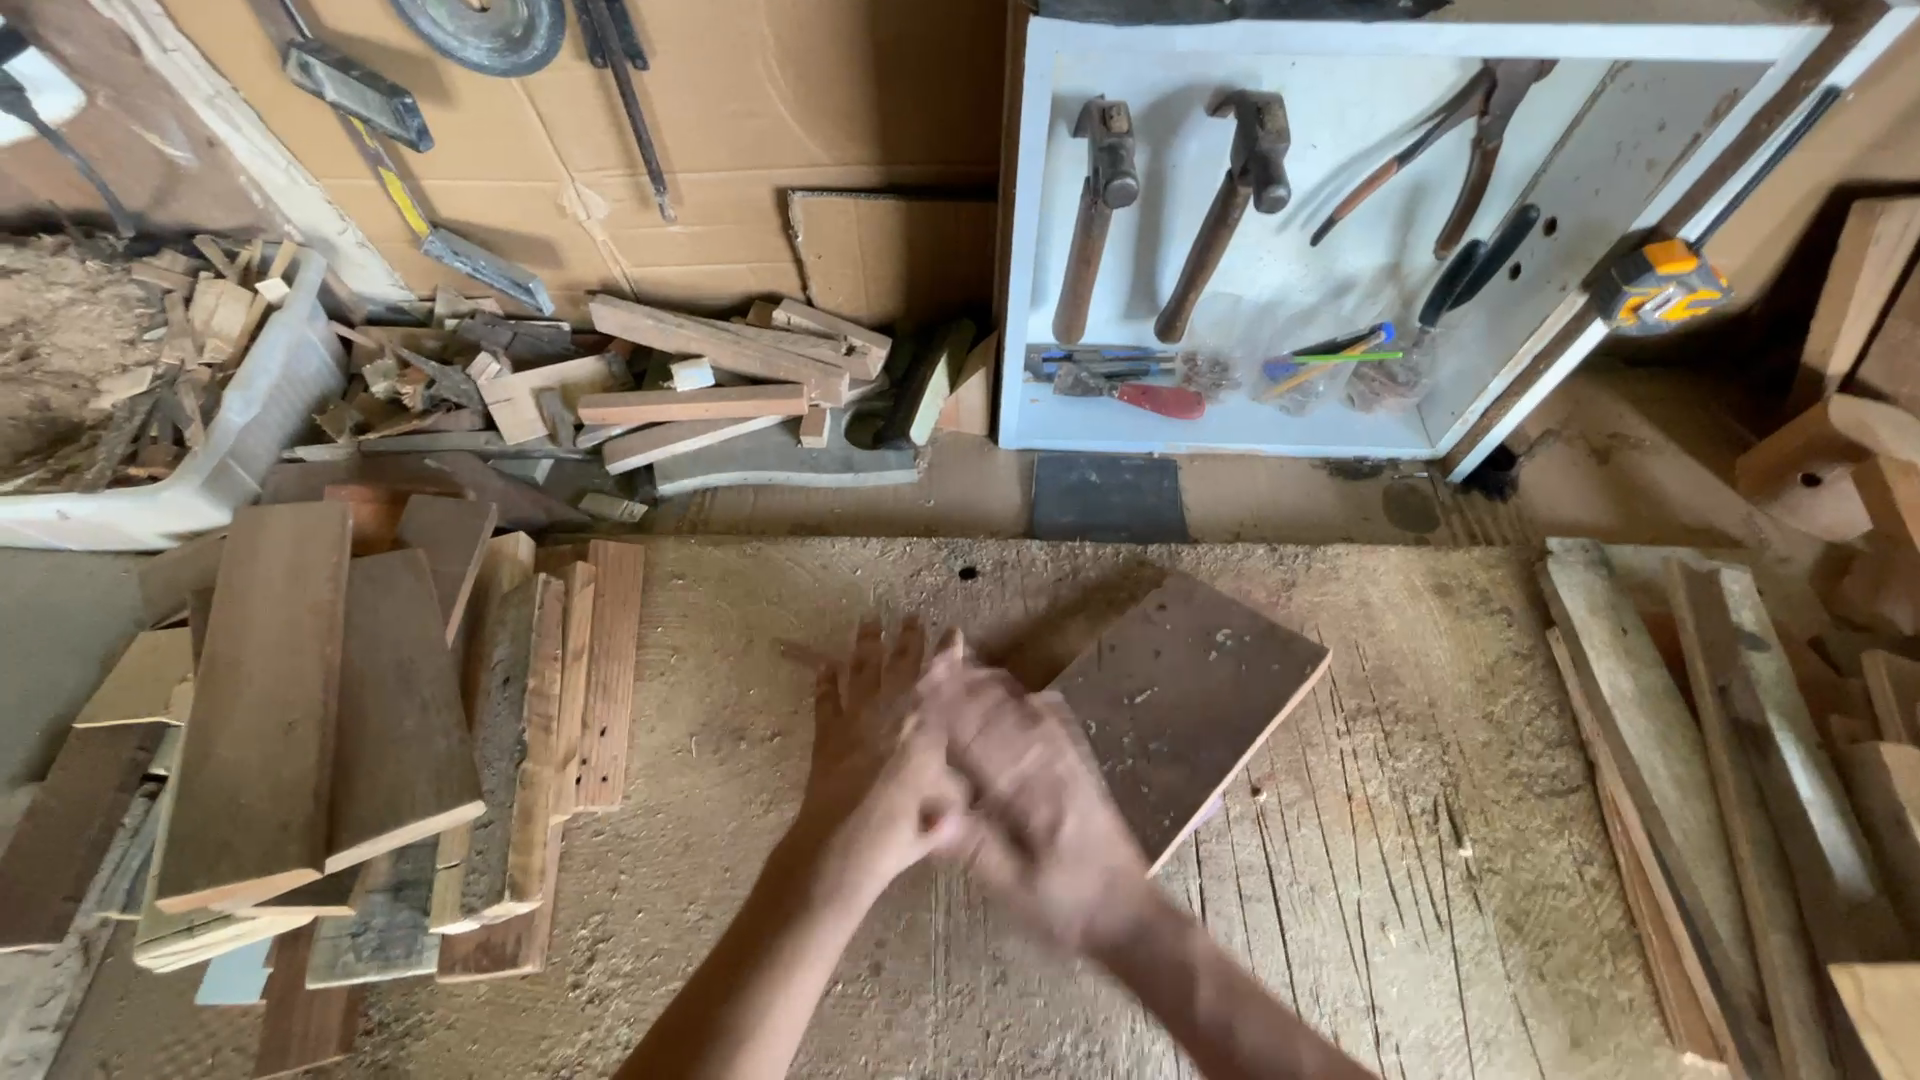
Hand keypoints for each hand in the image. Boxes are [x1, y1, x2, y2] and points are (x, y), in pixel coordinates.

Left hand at [782, 616, 968, 909]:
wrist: (841, 843)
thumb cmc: (899, 832)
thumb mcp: (939, 816)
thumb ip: (949, 808)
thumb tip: (960, 810)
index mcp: (926, 725)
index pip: (941, 679)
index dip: (948, 653)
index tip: (953, 631)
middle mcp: (892, 711)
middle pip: (902, 664)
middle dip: (909, 637)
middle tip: (911, 615)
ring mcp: (856, 718)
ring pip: (863, 670)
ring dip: (867, 644)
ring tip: (869, 620)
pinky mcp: (827, 732)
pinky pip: (826, 699)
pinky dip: (825, 681)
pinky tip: (825, 665)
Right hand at [916, 639, 1153, 954]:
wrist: (1130, 915)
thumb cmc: (1068, 908)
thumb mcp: (1017, 892)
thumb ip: (976, 849)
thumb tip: (931, 810)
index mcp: (1032, 796)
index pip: (981, 741)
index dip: (949, 711)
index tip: (921, 685)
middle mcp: (1051, 768)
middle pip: (1001, 715)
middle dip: (966, 686)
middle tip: (934, 658)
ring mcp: (1069, 762)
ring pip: (1024, 711)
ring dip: (991, 686)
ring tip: (961, 660)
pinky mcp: (1078, 766)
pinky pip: (1049, 720)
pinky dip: (1022, 699)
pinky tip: (1012, 688)